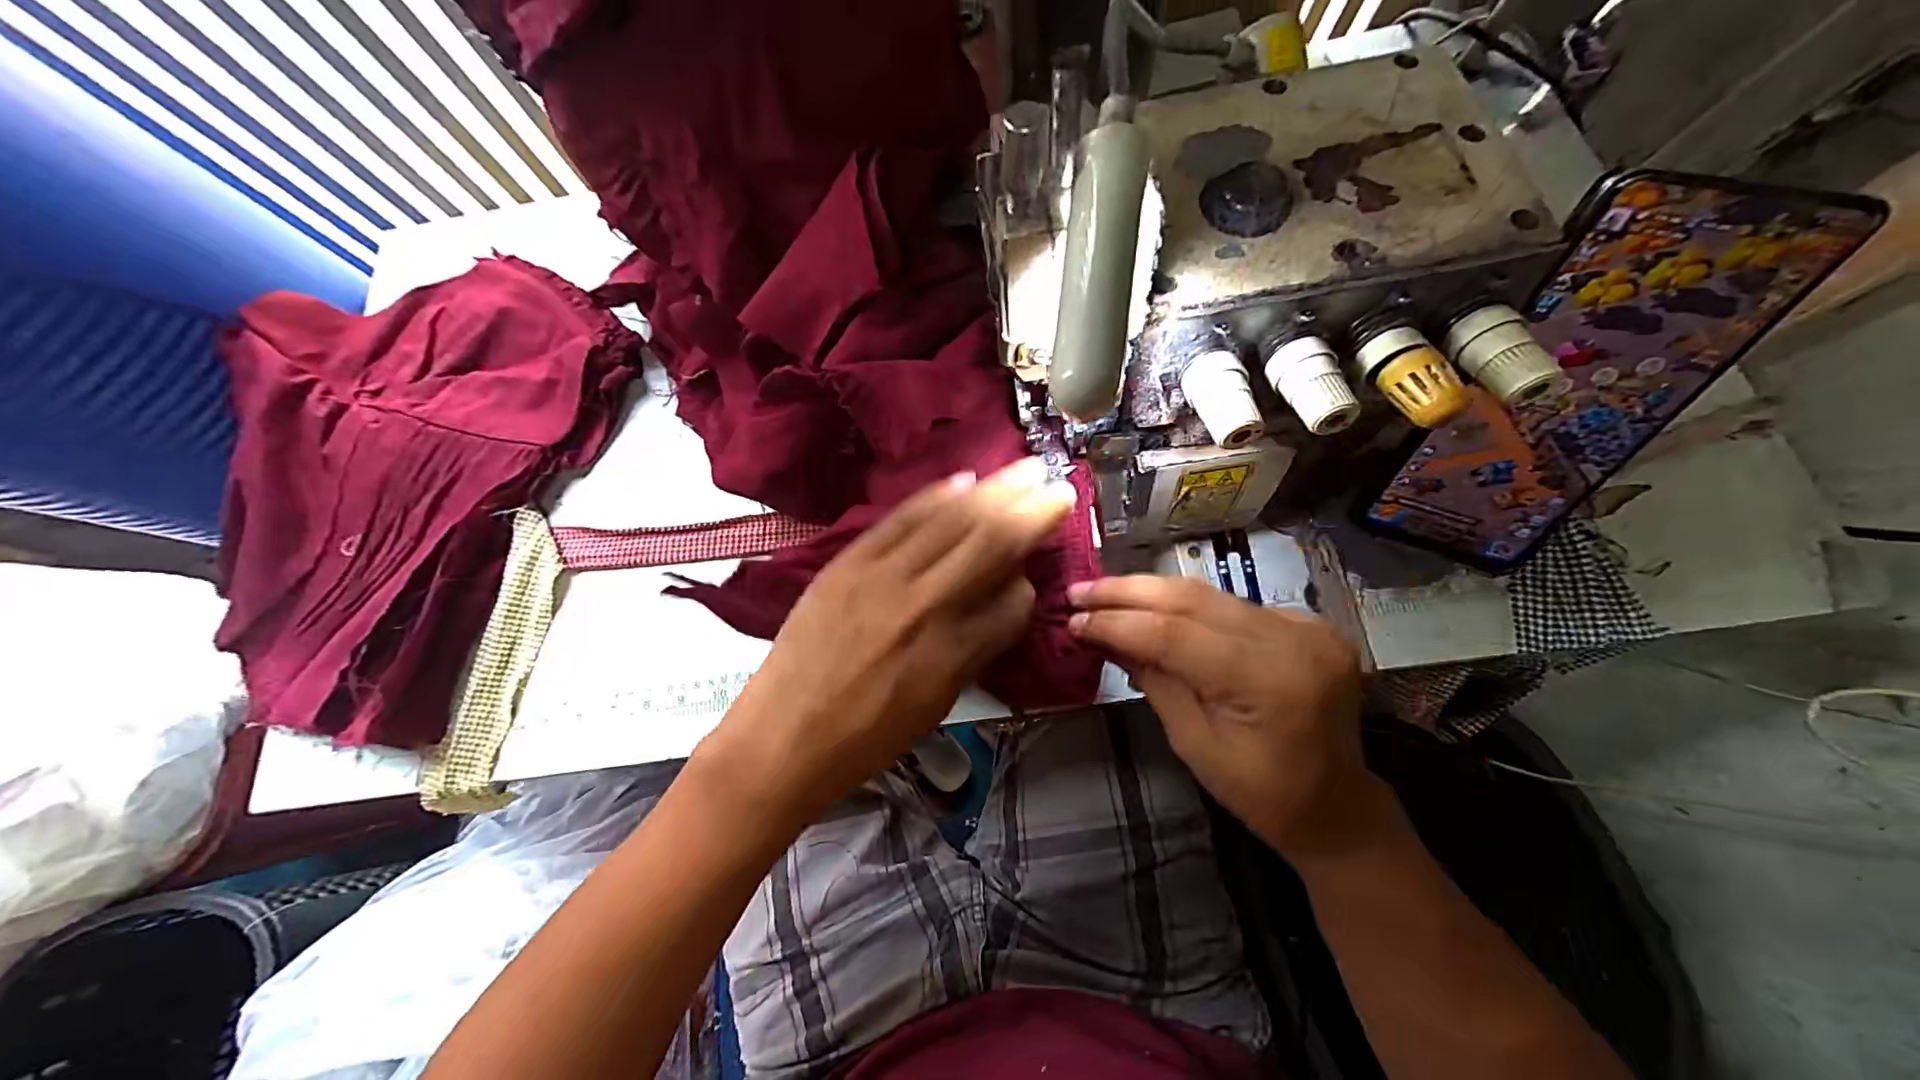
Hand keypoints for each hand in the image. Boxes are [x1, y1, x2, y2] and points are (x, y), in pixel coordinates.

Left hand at [698, 458, 1076, 817]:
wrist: (782, 737)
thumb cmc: (865, 739)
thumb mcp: (935, 704)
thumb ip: (974, 650)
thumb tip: (1001, 605)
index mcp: (952, 653)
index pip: (1013, 603)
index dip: (1029, 584)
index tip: (1033, 572)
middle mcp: (924, 605)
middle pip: (990, 543)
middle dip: (1030, 511)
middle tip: (1057, 484)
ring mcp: (881, 577)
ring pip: (950, 521)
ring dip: (994, 491)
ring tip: (1024, 469)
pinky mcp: (847, 562)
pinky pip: (901, 520)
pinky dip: (934, 497)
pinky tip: (962, 480)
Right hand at [1068, 575, 1387, 857]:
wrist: (1336, 805)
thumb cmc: (1260, 792)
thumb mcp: (1193, 743)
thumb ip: (1153, 680)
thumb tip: (1104, 637)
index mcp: (1265, 679)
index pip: (1173, 634)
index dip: (1117, 623)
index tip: (1074, 620)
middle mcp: (1291, 639)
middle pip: (1192, 599)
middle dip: (1128, 592)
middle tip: (1080, 591)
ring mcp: (1306, 626)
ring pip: (1211, 595)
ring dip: (1154, 592)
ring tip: (1105, 593)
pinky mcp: (1309, 624)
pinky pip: (1235, 606)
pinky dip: (1191, 606)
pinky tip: (1156, 606)